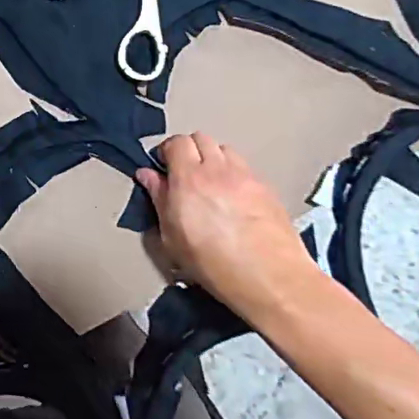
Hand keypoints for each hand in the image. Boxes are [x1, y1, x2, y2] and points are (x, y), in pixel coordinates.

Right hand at [135, 133, 321, 318]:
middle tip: (184, 172)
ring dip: (214, 158)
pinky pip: (245, 168)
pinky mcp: (267, 188)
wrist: (271, 280)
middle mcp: (218, 170)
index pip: (176, 142)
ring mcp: (246, 177)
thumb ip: (158, 198)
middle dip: (189, 150)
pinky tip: (233, 197)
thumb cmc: (214, 264)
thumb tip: (147, 175)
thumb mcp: (172, 237)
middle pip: (201, 138)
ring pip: (225, 149)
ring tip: (210, 182)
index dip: (167, 151)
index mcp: (189, 178)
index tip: (163, 168)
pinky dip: (234, 173)